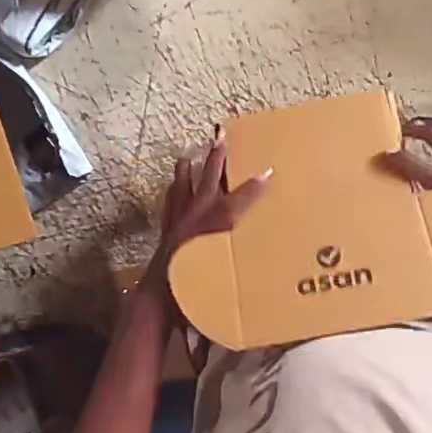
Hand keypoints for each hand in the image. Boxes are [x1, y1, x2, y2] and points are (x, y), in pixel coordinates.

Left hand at [140, 140, 270, 305]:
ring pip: (182, 187)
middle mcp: (199, 214)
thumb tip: (261, 247)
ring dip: (185, 172)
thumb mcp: (228, 265)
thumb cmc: (200, 282)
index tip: (269, 171)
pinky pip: (169, 206)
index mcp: (219, 220)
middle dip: (216, 159)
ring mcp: (179, 220)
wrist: (162, 293)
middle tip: (220, 139)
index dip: (256, 185)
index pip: (242, 196)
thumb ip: (245, 252)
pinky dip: (171, 196)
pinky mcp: (167, 230)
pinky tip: (170, 190)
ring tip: (185, 156)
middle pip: (209, 180)